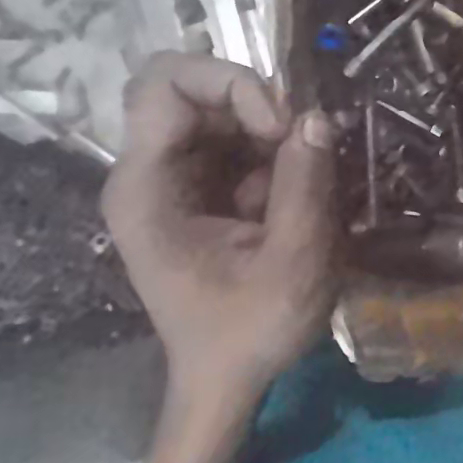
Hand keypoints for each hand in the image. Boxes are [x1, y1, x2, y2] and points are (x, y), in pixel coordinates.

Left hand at [102, 53, 336, 407]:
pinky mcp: (200, 184)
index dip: (229, 84)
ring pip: (220, 108)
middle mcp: (148, 170)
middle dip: (256, 103)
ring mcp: (173, 175)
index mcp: (146, 188)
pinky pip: (235, 137)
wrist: (225, 378)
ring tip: (304, 174)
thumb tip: (317, 117)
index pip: (165, 84)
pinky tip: (293, 190)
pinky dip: (272, 148)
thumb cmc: (248, 334)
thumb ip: (305, 187)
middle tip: (303, 140)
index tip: (280, 126)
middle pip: (193, 88)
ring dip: (270, 128)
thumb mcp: (292, 267)